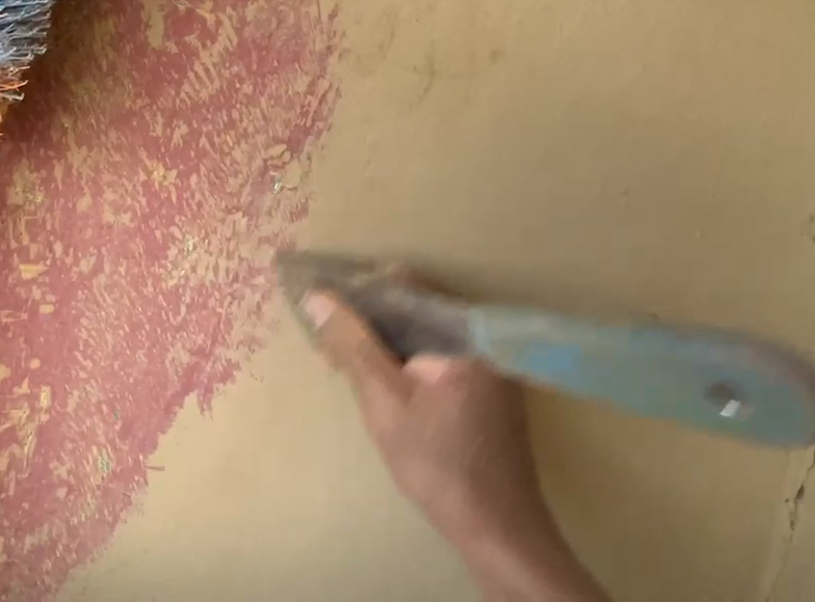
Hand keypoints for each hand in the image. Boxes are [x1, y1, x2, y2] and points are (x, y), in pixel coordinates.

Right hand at [302, 274, 607, 601]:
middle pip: (413, 306)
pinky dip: (403, 357)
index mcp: (462, 333)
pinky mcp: (484, 386)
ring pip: (421, 330)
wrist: (497, 530)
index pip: (402, 284)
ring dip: (382, 338)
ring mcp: (486, 363)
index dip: (358, 290)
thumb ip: (352, 343)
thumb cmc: (437, 462)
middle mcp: (480, 339)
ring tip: (343, 356)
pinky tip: (377, 378)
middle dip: (367, 316)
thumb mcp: (383, 399)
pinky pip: (435, 352)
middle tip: (328, 336)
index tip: (322, 304)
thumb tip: (317, 296)